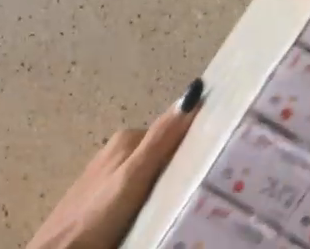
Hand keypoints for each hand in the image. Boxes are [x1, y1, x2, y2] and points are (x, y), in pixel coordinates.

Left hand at [24, 79, 203, 248]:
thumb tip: (193, 93)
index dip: (192, 147)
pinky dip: (145, 200)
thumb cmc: (97, 216)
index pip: (173, 133)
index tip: (213, 163)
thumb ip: (161, 138)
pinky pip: (134, 192)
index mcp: (127, 138)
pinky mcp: (98, 199)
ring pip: (147, 175)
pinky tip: (149, 216)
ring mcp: (106, 175)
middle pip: (160, 154)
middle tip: (196, 190)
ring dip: (162, 187)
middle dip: (177, 168)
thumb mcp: (134, 176)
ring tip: (176, 205)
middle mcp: (116, 149)